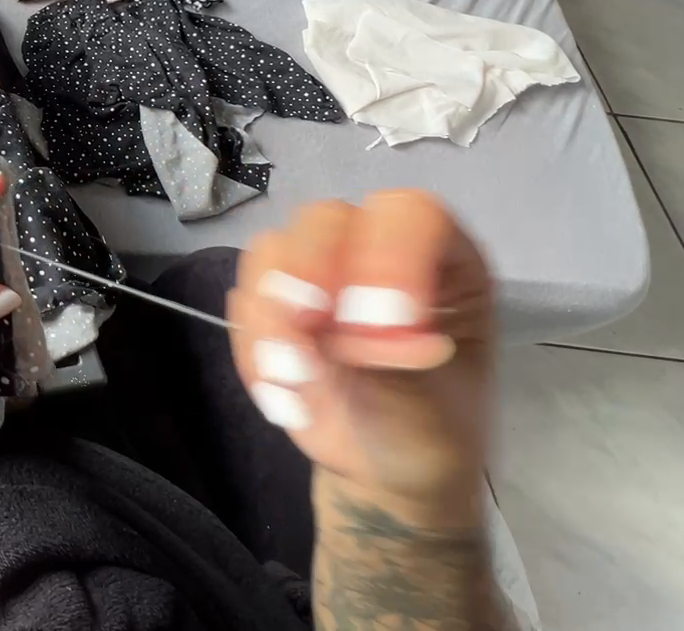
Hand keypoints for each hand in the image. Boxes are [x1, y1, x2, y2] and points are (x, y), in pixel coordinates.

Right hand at [229, 192, 493, 519]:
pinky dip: (253, 339)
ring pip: (273, 249)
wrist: (377, 468)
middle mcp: (371, 250)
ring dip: (271, 309)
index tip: (378, 321)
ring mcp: (315, 270)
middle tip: (308, 325)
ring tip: (292, 374)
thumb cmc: (427, 435)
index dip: (387, 254)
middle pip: (326, 218)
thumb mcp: (432, 413)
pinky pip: (243, 294)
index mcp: (439, 261)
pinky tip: (280, 385)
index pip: (409, 215)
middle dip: (310, 269)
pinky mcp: (270, 295)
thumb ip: (396, 368)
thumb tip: (358, 334)